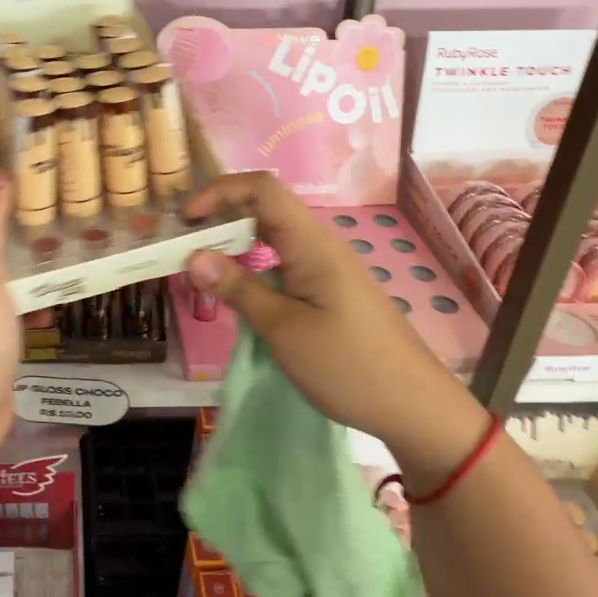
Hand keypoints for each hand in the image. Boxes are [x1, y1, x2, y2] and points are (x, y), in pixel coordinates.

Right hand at [183, 172, 488, 473]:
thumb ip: (238, 289)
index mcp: (312, 245)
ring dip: (235, 241)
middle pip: (266, 207)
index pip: (263, 189)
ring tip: (201, 264)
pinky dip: (254, 264)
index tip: (187, 219)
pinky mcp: (330, 290)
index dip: (220, 191)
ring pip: (274, 235)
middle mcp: (320, 245)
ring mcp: (328, 268)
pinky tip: (237, 289)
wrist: (414, 407)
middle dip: (221, 214)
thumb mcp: (283, 330)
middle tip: (183, 241)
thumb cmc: (347, 366)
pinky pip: (285, 260)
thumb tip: (193, 256)